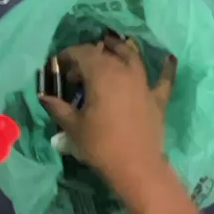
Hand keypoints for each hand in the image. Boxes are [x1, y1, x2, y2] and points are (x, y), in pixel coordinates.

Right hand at [38, 35, 176, 186]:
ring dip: (120, 49)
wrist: (135, 167)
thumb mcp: (72, 126)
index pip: (82, 53)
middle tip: (76, 70)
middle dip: (89, 56)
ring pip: (132, 57)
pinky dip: (165, 68)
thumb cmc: (100, 145)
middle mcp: (123, 72)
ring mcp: (143, 84)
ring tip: (111, 46)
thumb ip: (57, 107)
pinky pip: (164, 79)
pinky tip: (169, 58)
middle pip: (106, 53)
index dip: (68, 55)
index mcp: (101, 75)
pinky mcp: (157, 98)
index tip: (59, 64)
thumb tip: (43, 96)